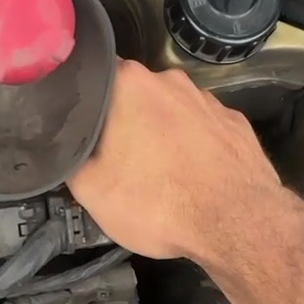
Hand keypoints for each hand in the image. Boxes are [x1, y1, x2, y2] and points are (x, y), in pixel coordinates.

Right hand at [68, 61, 283, 261]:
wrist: (236, 226)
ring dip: (158, 135)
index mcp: (129, 84)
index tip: (78, 130)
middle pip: (132, 96)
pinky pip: (201, 131)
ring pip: (169, 113)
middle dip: (121, 122)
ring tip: (153, 176)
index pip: (93, 77)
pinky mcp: (236, 124)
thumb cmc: (157, 203)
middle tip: (112, 161)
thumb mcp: (89, 190)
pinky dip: (190, 148)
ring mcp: (208, 100)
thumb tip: (67, 151)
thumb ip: (70, 160)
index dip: (83, 103)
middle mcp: (170, 80)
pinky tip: (187, 178)